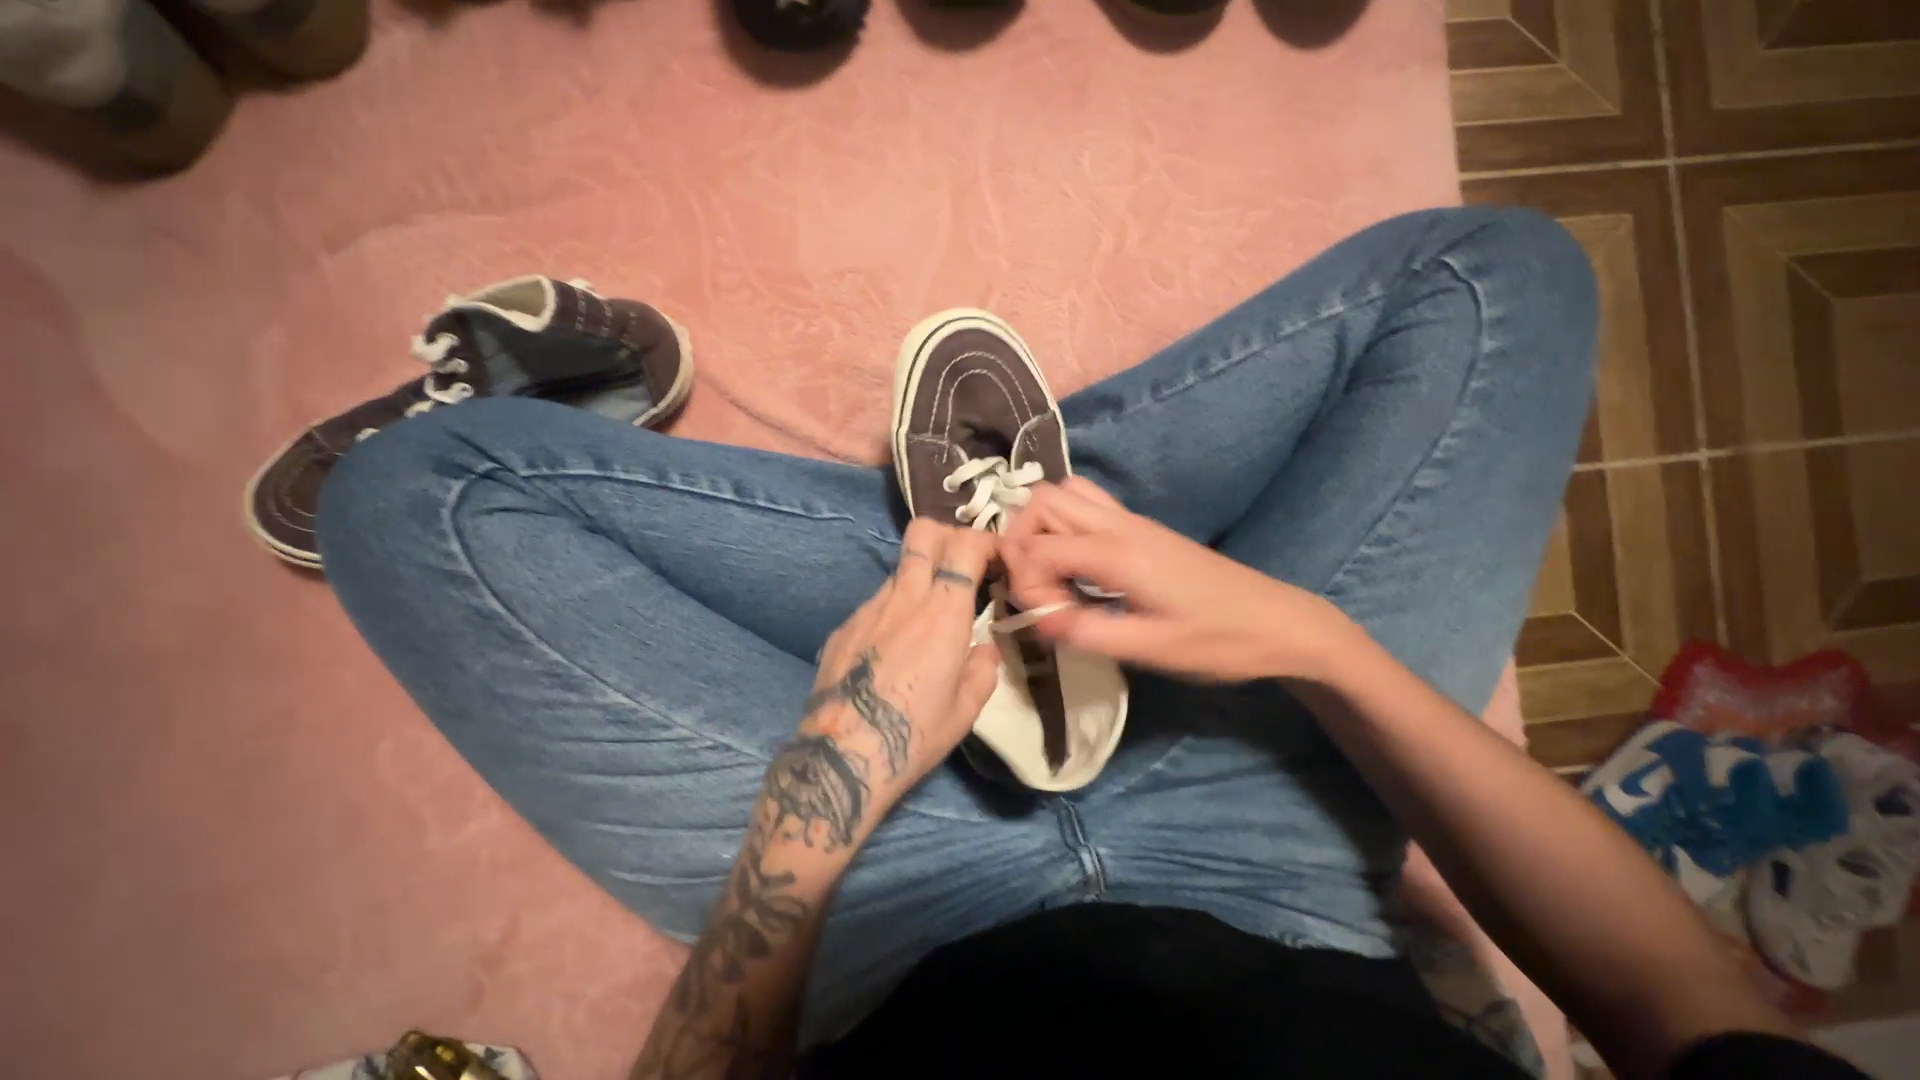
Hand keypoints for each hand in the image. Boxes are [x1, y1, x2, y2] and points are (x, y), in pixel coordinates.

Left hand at [786, 520, 1000, 833]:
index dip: (986, 540)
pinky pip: (875, 606)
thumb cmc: (913, 734)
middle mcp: (903, 599)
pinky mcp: (842, 629)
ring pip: (899, 572)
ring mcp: (866, 610)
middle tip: (963, 566)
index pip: (964, 545)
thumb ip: (982, 668)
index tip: (998, 558)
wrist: (841, 757)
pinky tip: (892, 653)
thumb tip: (982, 647)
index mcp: (942, 614)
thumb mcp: (966, 709)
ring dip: (919, 580)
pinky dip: (892, 613)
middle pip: (923, 533)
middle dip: (948, 536)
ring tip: (927, 623)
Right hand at [1000, 477, 1359, 681]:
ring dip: (1041, 526)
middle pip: (1042, 501)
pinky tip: (1078, 566)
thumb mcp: (1151, 649)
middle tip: (1034, 589)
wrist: (1279, 623)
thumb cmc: (1218, 641)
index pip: (1037, 547)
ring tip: (1050, 574)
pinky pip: (1088, 503)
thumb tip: (1038, 621)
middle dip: (1020, 540)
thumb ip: (1087, 633)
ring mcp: (1133, 522)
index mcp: (1117, 553)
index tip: (1045, 619)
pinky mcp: (1144, 529)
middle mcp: (1120, 525)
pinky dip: (1065, 523)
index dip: (1024, 582)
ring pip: (1064, 493)